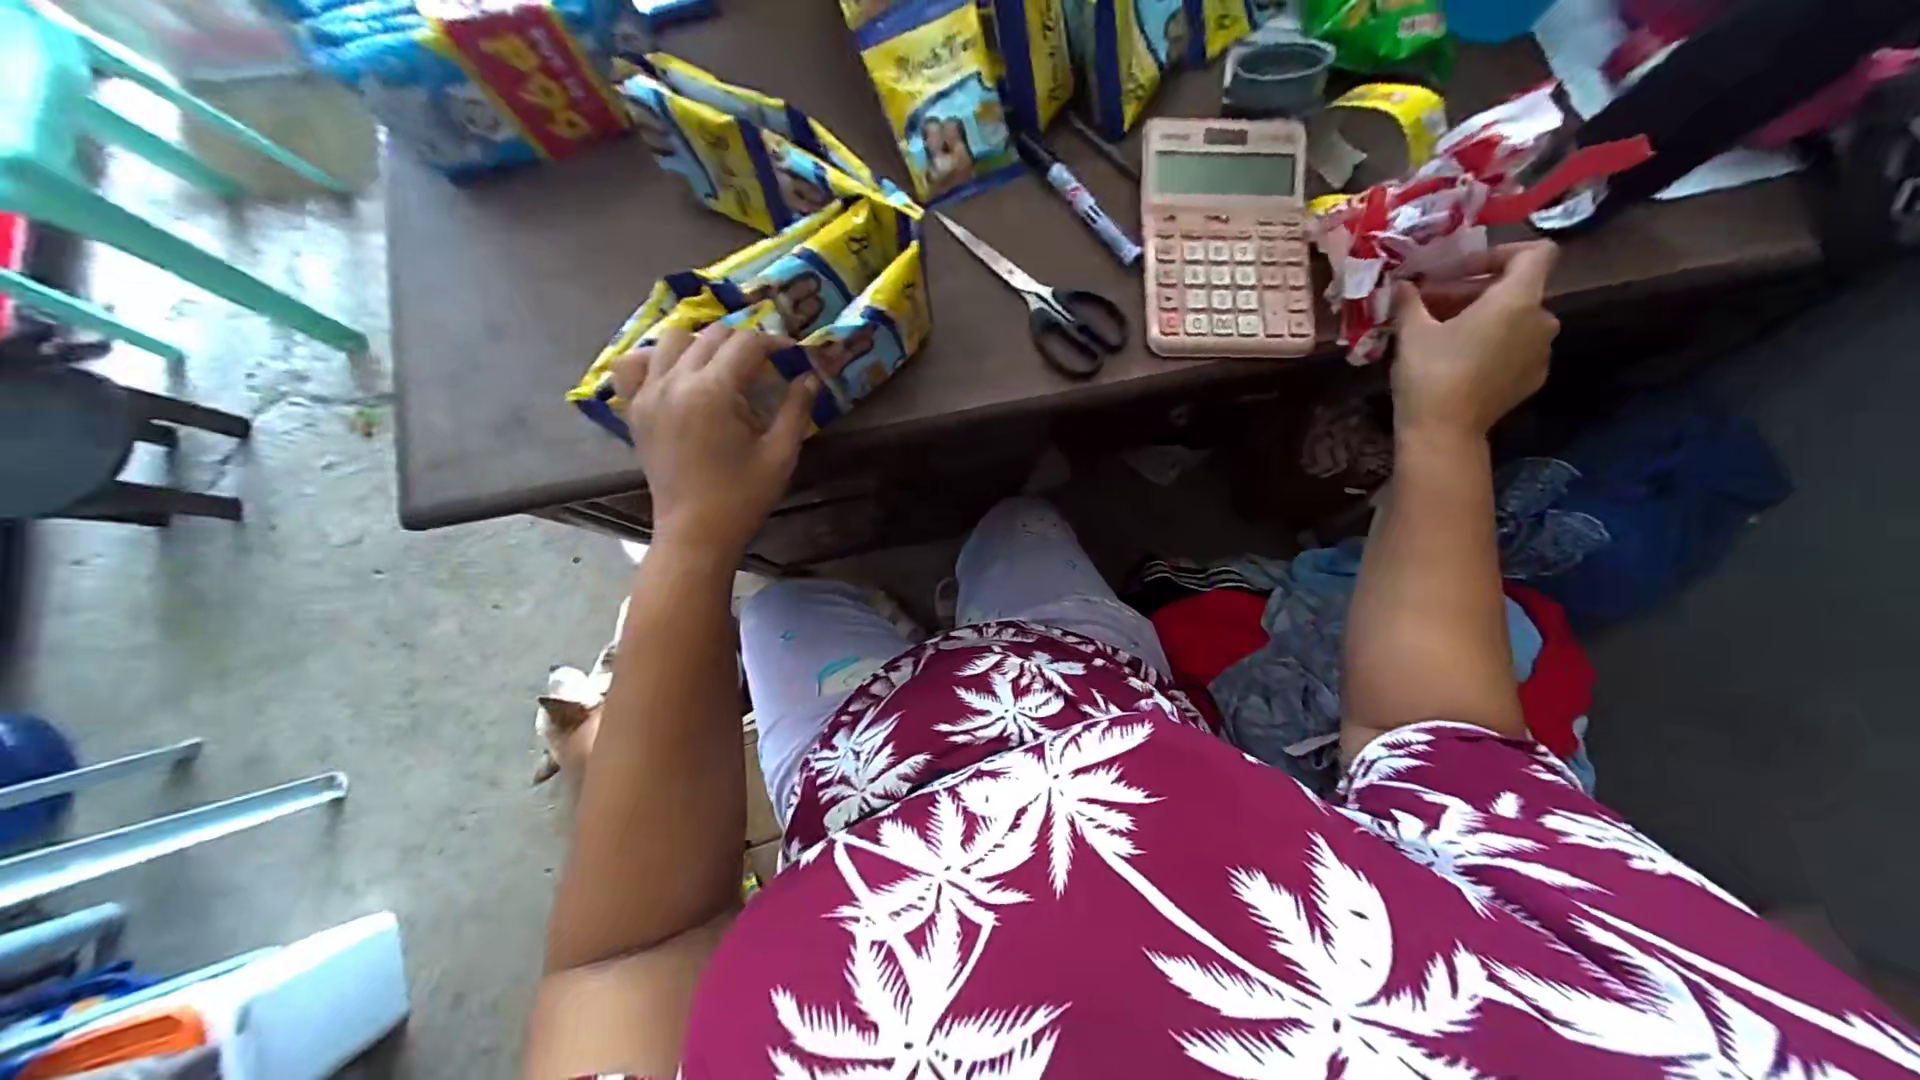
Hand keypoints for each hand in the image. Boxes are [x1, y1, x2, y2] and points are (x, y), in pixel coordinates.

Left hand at [610, 323, 817, 553]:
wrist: (695, 532)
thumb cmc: (742, 497)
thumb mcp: (781, 454)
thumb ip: (797, 408)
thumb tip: (811, 375)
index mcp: (713, 391)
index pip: (747, 343)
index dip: (776, 343)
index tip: (794, 356)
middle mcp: (676, 381)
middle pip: (713, 335)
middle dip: (745, 342)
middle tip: (766, 365)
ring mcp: (649, 393)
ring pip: (674, 338)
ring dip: (704, 343)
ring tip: (722, 367)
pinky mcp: (635, 408)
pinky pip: (634, 364)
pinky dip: (656, 358)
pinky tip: (676, 373)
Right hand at [1391, 241, 1560, 439]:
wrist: (1444, 433)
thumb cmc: (1430, 374)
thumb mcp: (1411, 333)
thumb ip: (1410, 302)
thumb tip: (1401, 284)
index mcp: (1518, 300)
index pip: (1535, 253)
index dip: (1499, 253)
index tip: (1460, 269)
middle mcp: (1542, 319)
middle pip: (1516, 290)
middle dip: (1473, 292)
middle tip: (1430, 305)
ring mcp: (1540, 352)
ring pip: (1514, 321)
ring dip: (1482, 319)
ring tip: (1442, 335)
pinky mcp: (1532, 378)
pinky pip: (1514, 349)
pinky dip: (1490, 346)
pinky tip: (1458, 362)